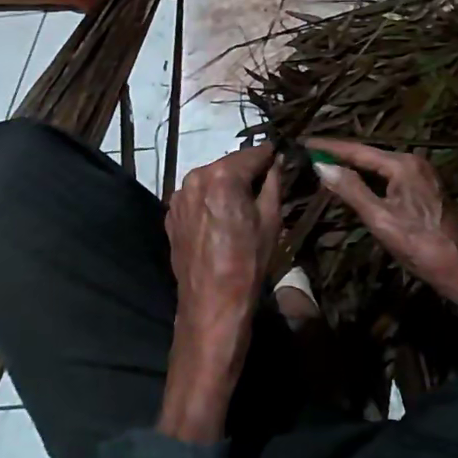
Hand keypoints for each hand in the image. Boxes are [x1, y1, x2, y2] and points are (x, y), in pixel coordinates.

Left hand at [157, 144, 281, 441]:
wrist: (211, 305)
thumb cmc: (248, 262)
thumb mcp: (272, 219)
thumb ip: (274, 181)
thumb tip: (278, 160)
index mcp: (222, 175)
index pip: (254, 152)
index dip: (273, 156)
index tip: (285, 160)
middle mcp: (195, 177)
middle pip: (231, 163)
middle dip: (249, 172)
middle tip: (267, 189)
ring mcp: (179, 195)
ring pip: (213, 178)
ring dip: (230, 186)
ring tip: (245, 209)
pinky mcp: (172, 213)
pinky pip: (199, 196)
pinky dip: (212, 200)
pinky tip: (223, 222)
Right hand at [303, 138, 457, 306]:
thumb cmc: (419, 244)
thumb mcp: (379, 219)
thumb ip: (351, 190)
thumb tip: (321, 166)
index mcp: (402, 164)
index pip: (358, 150)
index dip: (329, 146)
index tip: (305, 141)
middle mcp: (413, 161)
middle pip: (369, 154)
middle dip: (340, 153)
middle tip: (311, 151)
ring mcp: (421, 174)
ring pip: (379, 165)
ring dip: (354, 164)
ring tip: (327, 161)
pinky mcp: (423, 188)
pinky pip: (389, 175)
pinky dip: (369, 175)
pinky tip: (355, 180)